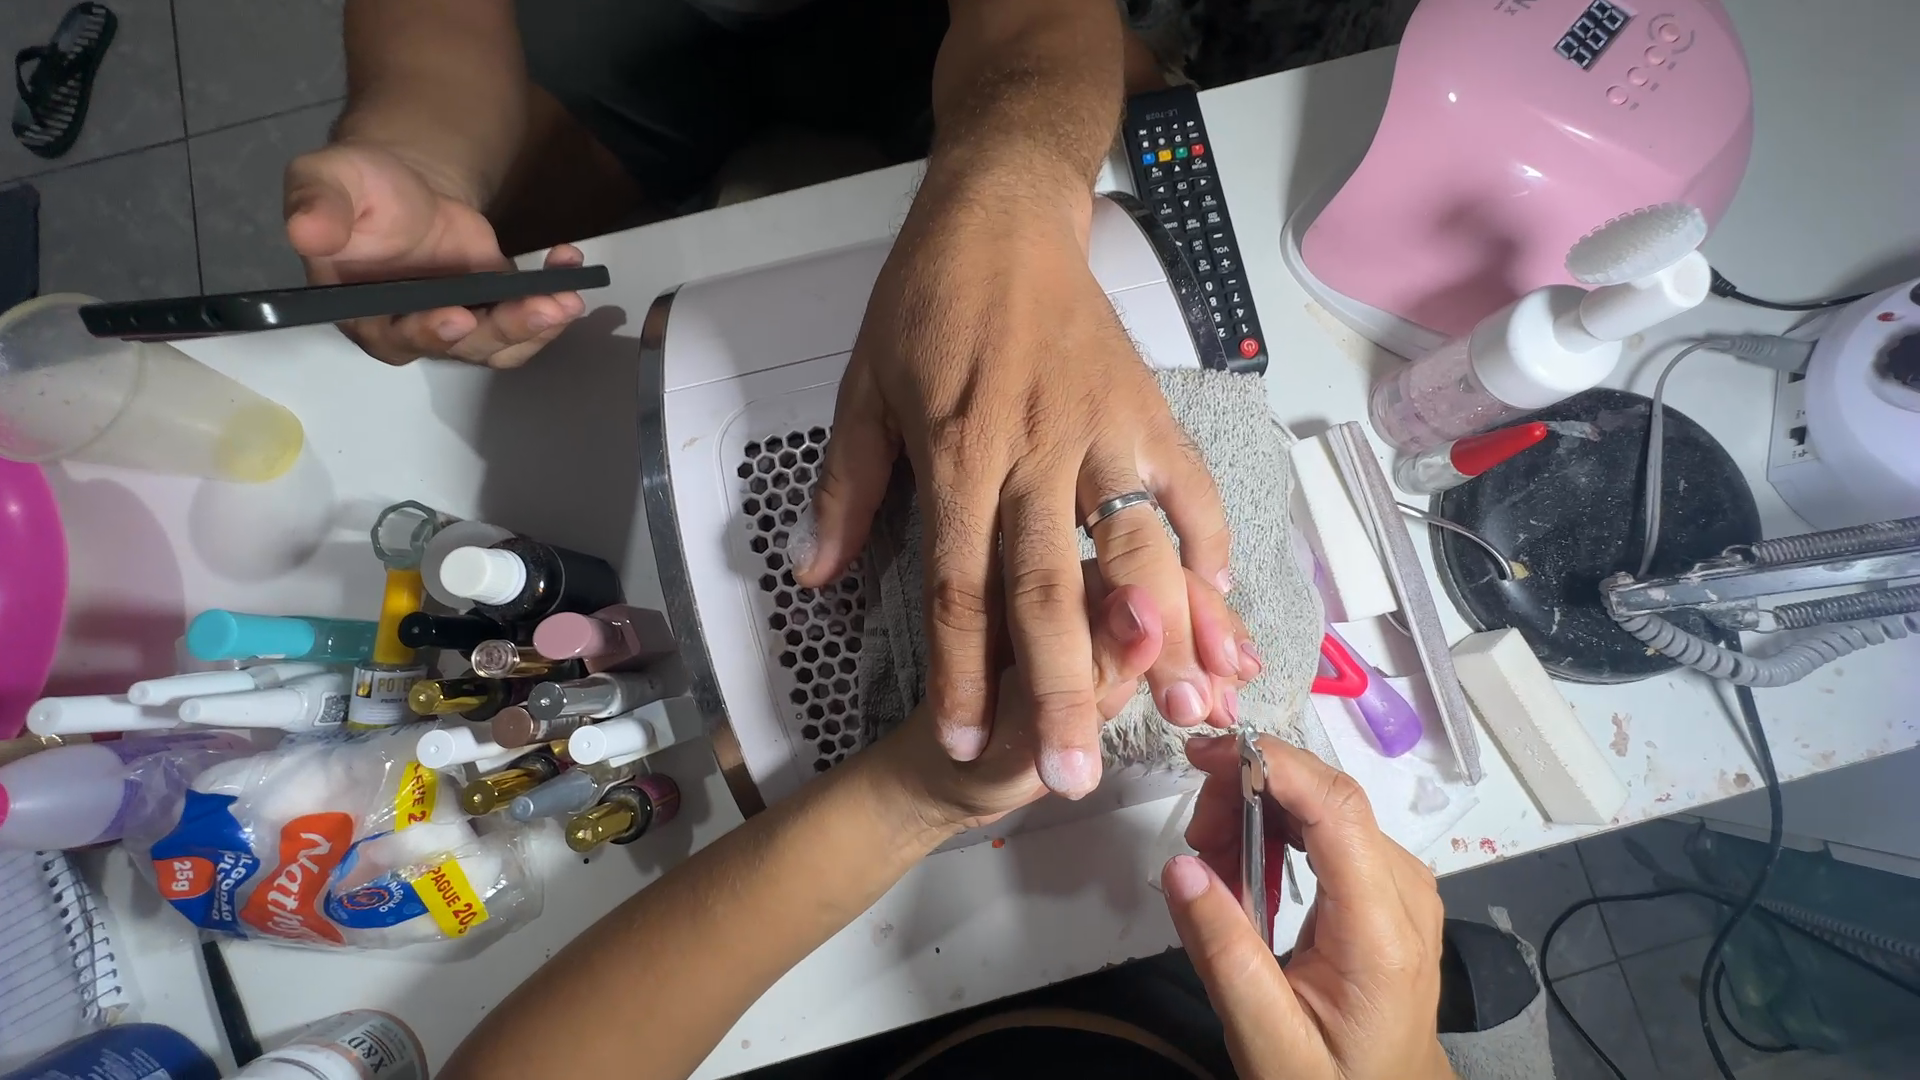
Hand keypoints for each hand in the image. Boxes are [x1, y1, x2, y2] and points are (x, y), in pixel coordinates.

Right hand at [283, 140, 587, 367]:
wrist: (408, 185)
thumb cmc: (358, 187)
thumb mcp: (327, 181)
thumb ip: (317, 207)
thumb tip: (304, 232)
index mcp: (366, 312)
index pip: (398, 337)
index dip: (429, 333)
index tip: (457, 316)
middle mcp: (418, 330)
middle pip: (467, 346)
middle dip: (508, 329)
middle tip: (545, 307)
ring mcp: (465, 325)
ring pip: (506, 342)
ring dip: (541, 324)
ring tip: (568, 296)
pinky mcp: (498, 312)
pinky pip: (531, 318)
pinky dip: (555, 297)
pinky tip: (569, 265)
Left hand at [796, 172, 1238, 800]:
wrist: (1001, 215)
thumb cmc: (925, 303)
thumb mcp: (862, 390)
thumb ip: (848, 488)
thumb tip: (819, 576)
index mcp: (959, 456)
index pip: (959, 587)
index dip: (962, 675)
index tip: (969, 750)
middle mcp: (1037, 455)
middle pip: (1052, 589)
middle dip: (1066, 690)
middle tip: (1080, 778)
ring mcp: (1104, 433)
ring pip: (1138, 548)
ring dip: (1166, 635)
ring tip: (1190, 713)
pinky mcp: (1149, 412)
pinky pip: (1189, 489)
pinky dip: (1211, 548)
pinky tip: (1227, 610)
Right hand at [1162, 735, 1451, 1079]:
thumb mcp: (1267, 1041)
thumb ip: (1223, 955)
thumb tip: (1181, 865)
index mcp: (1381, 930)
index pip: (1336, 807)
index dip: (1271, 764)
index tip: (1205, 757)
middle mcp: (1402, 887)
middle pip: (1320, 793)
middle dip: (1244, 790)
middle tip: (1196, 838)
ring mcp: (1395, 879)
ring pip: (1315, 799)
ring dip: (1250, 809)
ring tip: (1212, 859)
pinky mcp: (1379, 878)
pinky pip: (1318, 820)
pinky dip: (1267, 824)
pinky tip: (1240, 861)